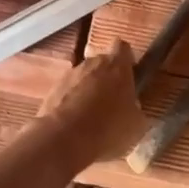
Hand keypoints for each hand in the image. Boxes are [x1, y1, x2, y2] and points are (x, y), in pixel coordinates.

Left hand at [35, 41, 148, 169]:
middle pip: (102, 62)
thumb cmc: (108, 128)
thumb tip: (132, 107)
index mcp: (117, 65)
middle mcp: (93, 62)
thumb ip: (135, 108)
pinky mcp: (52, 89)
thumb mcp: (135, 125)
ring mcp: (70, 74)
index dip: (126, 59)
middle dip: (106, 77)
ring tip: (90, 117)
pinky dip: (71, 102)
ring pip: (83, 77)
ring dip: (87, 91)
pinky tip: (74, 124)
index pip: (123, 47)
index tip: (129, 74)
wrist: (63, 139)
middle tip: (111, 101)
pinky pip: (67, 91)